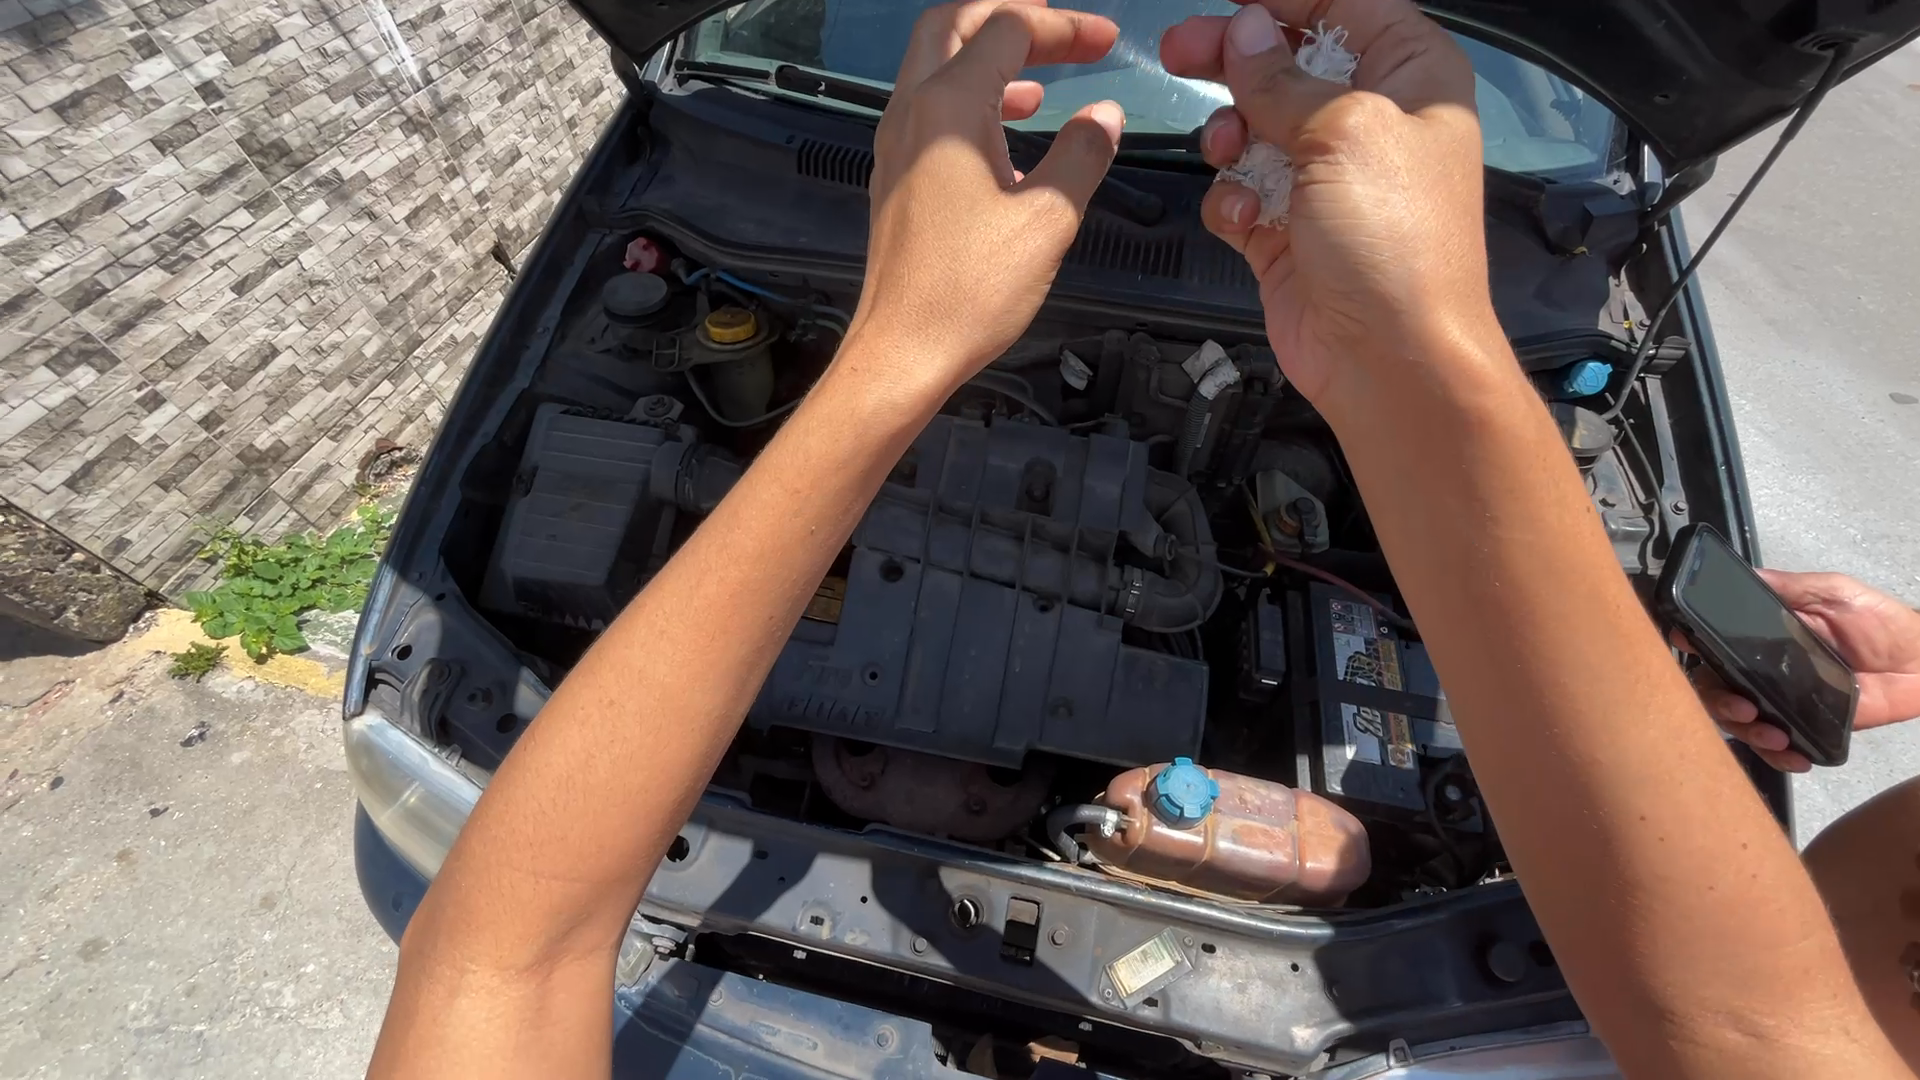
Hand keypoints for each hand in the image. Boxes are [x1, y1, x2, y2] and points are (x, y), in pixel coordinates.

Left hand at [845, 0, 1123, 399]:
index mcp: (947, 107)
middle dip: (1009, 19)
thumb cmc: (972, 291)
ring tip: (1038, 88)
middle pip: (952, 26)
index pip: (1006, 29)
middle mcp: (910, 114)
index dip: (1062, 26)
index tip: (1107, 42)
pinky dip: (965, 106)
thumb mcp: (1046, 221)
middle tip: (1056, 34)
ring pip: (932, 72)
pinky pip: (925, 118)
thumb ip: (1082, 156)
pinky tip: (1001, 146)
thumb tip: (1105, 116)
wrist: (902, 354)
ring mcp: (892, 151)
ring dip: (985, 63)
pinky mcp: (892, 186)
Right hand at [1160, 0, 1495, 414]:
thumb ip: (1283, 79)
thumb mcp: (1343, 133)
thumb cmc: (1388, 234)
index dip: (1284, 1)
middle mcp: (1363, 125)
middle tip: (1176, 51)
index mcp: (1407, 77)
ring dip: (1231, 140)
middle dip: (1233, 61)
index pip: (1343, 9)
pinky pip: (1240, 199)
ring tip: (1226, 153)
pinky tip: (1242, 222)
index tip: (1227, 4)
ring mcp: (1319, 185)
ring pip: (1253, 134)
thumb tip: (1243, 29)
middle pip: (1286, 68)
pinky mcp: (1282, 235)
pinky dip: (1232, 205)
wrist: (1384, 355)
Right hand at [1690, 570, 1919, 772]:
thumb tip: (1744, 575)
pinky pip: (1778, 746)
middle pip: (1711, 687)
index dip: (1689, 645)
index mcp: (1752, 639)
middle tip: (1742, 708)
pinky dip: (1777, 755)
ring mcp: (1776, 700)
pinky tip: (1791, 756)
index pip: (1706, 644)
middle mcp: (1754, 670)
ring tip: (1771, 735)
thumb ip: (1792, 586)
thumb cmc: (1883, 624)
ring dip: (1743, 729)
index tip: (1689, 647)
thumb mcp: (1836, 594)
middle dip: (1716, 700)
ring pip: (1736, 718)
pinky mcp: (1805, 726)